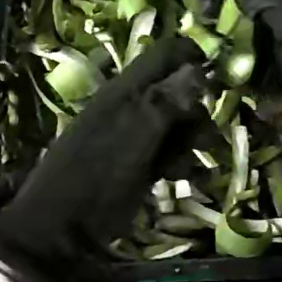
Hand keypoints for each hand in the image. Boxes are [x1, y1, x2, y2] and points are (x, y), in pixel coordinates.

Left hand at [0, 36, 207, 281]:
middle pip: (178, 90)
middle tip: (208, 137)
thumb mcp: (136, 133)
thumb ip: (167, 99)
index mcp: (126, 89)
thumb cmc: (98, 174)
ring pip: (177, 124)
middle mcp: (131, 105)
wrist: (60, 228)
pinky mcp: (136, 164)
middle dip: (200, 110)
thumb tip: (198, 69)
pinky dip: (183, 162)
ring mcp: (133, 136)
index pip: (167, 54)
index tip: (222, 79)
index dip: (195, 57)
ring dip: (194, 140)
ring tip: (199, 162)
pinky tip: (190, 178)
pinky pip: (169, 152)